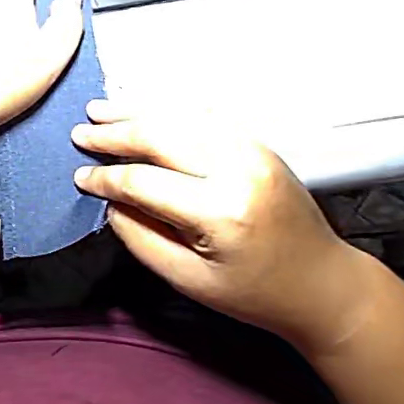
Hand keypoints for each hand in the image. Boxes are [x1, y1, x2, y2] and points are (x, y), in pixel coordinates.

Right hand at [71, 100, 384, 352]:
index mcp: (220, 211)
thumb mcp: (188, 279)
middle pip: (161, 135)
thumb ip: (140, 237)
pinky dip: (171, 111)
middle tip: (82, 133)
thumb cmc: (258, 292)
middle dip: (115, 133)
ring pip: (182, 116)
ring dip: (139, 113)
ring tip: (103, 111)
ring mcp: (253, 151)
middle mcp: (238, 170)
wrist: (322, 284)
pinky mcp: (260, 146)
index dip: (105, 178)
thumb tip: (110, 202)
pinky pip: (207, 116)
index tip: (81, 178)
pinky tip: (148, 111)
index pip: (143, 180)